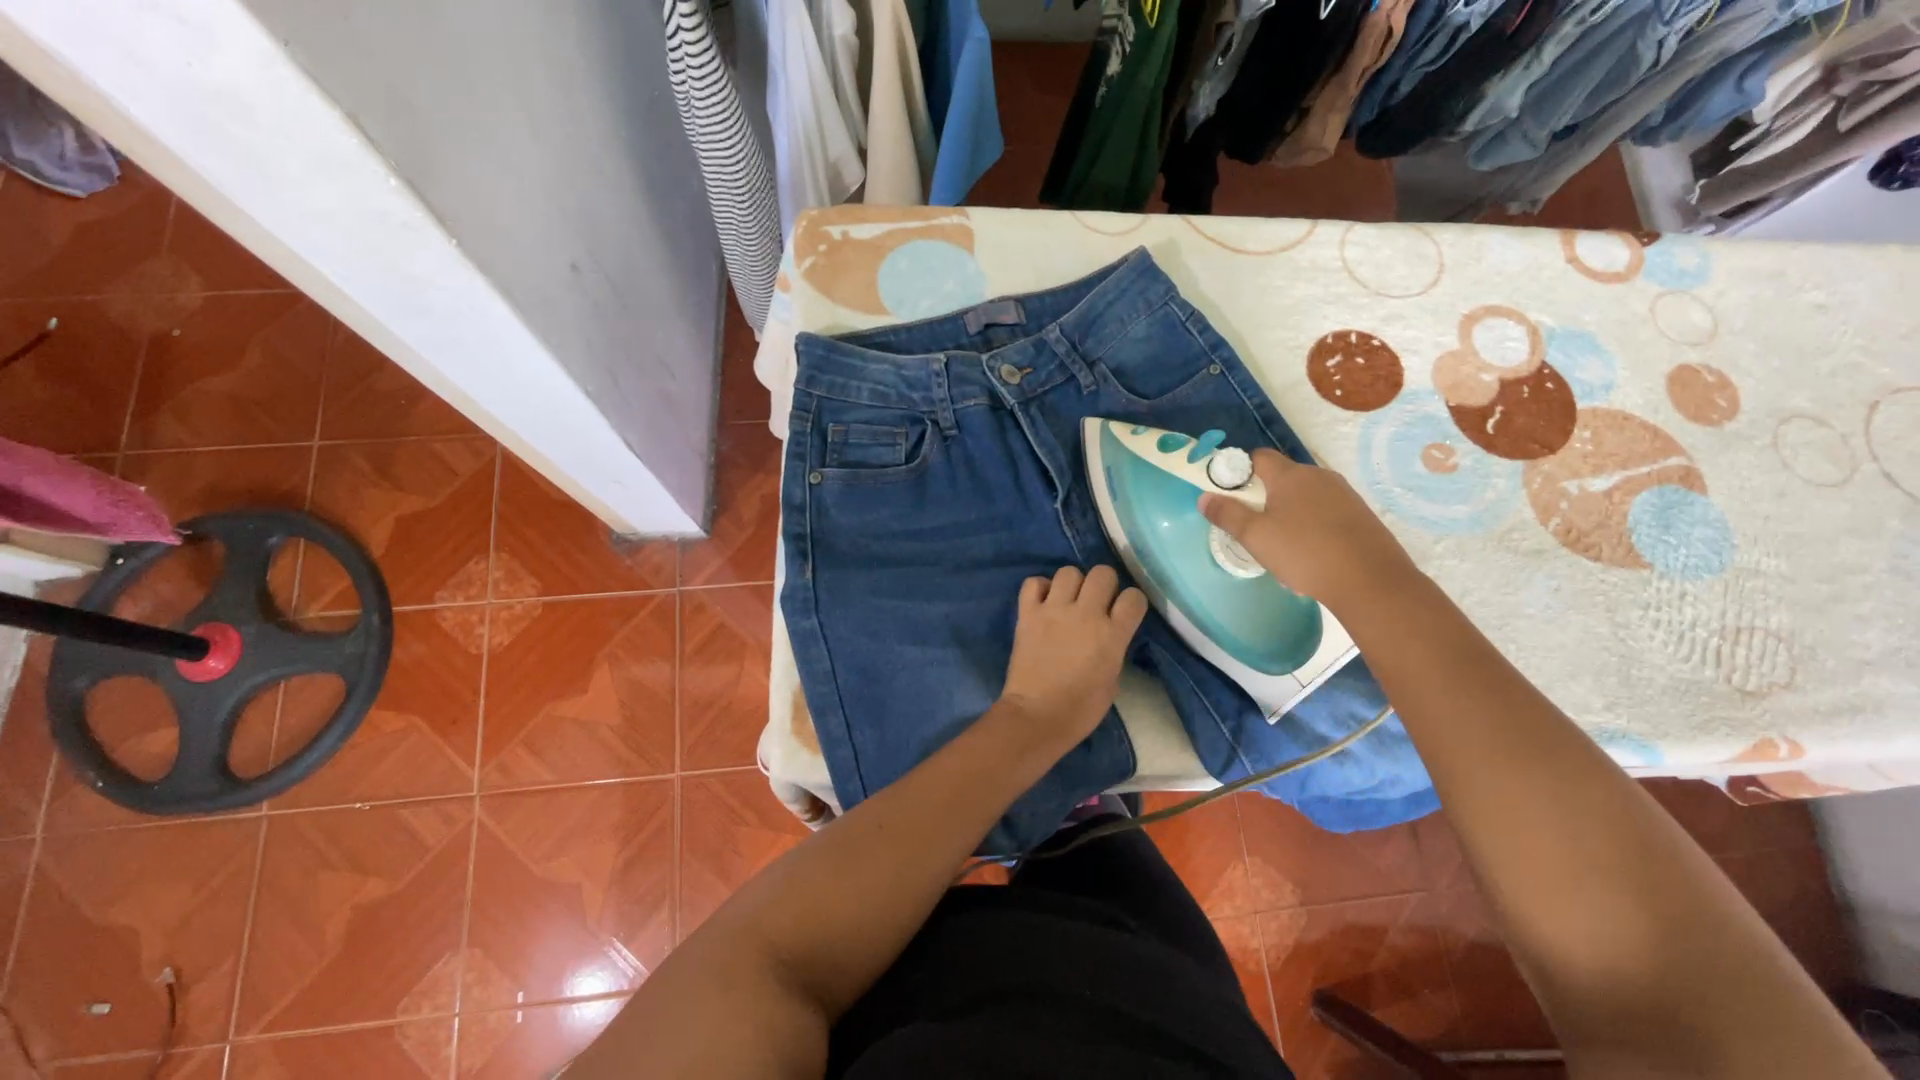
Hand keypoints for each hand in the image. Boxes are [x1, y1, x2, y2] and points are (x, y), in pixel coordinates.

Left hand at [1000, 565, 1147, 745]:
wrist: (1036, 716)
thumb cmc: (1080, 709)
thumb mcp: (1112, 680)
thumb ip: (1113, 650)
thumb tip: (1108, 636)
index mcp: (1112, 634)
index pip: (1134, 597)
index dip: (1131, 603)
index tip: (1125, 613)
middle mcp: (1086, 614)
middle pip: (1103, 573)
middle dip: (1104, 585)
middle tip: (1097, 603)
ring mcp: (1054, 610)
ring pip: (1069, 571)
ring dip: (1073, 584)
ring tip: (1068, 602)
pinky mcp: (1027, 614)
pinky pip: (1034, 583)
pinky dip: (1040, 588)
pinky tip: (1044, 603)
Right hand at [1198, 448, 1421, 611]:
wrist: (1370, 580)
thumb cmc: (1304, 553)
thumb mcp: (1256, 537)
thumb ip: (1228, 514)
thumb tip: (1204, 497)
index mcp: (1290, 475)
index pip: (1259, 457)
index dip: (1240, 471)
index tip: (1232, 496)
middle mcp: (1318, 476)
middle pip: (1283, 477)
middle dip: (1265, 496)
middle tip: (1254, 527)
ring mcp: (1344, 494)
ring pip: (1306, 496)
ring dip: (1290, 512)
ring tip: (1283, 545)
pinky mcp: (1360, 514)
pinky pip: (1327, 512)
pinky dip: (1313, 525)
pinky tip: (1311, 553)